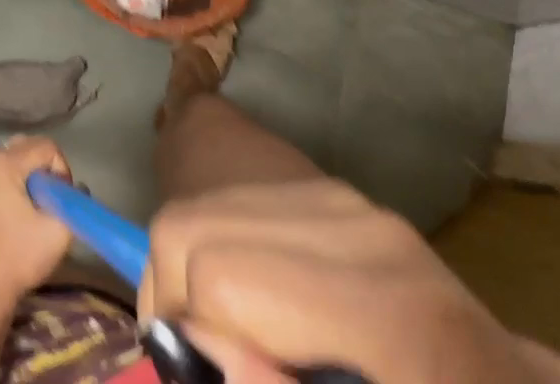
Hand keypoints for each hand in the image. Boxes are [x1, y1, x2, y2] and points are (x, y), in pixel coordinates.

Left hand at [0, 136, 72, 300]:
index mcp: (5, 163)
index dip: (61, 170)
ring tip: (39, 202)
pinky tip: (22, 204)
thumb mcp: (60, 229)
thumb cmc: (22, 253)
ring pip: (16, 154)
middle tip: (52, 199)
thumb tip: (76, 188)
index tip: (61, 199)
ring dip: (33, 172)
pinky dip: (18, 177)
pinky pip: (4, 167)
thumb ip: (74, 200)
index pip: (47, 147)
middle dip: (48, 168)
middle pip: (29, 145)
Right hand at [139, 179, 536, 383]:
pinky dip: (204, 249)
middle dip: (168, 296)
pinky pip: (222, 204)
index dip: (190, 334)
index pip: (220, 279)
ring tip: (212, 329)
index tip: (201, 375)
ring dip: (180, 272)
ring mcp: (344, 202)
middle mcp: (363, 234)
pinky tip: (236, 297)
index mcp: (390, 313)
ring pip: (196, 209)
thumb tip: (201, 347)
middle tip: (195, 353)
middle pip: (190, 228)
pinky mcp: (330, 193)